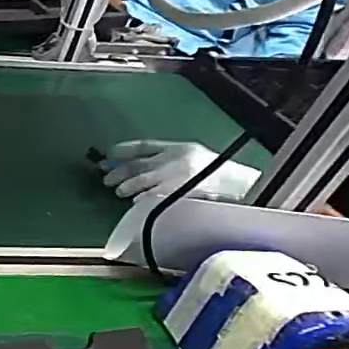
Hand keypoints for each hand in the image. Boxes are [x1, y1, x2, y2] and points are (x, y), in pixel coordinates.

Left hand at [100, 140, 260, 202]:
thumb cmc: (217, 174)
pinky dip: (143, 199)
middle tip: (106, 178)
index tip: (109, 154)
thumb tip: (139, 170)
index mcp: (178, 147)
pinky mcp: (181, 191)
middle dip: (120, 171)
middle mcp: (175, 158)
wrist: (241, 185)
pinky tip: (136, 203)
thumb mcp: (193, 157)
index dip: (124, 150)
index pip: (144, 146)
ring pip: (143, 179)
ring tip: (118, 191)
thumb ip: (169, 160)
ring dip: (128, 185)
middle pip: (139, 164)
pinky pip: (156, 195)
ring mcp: (177, 175)